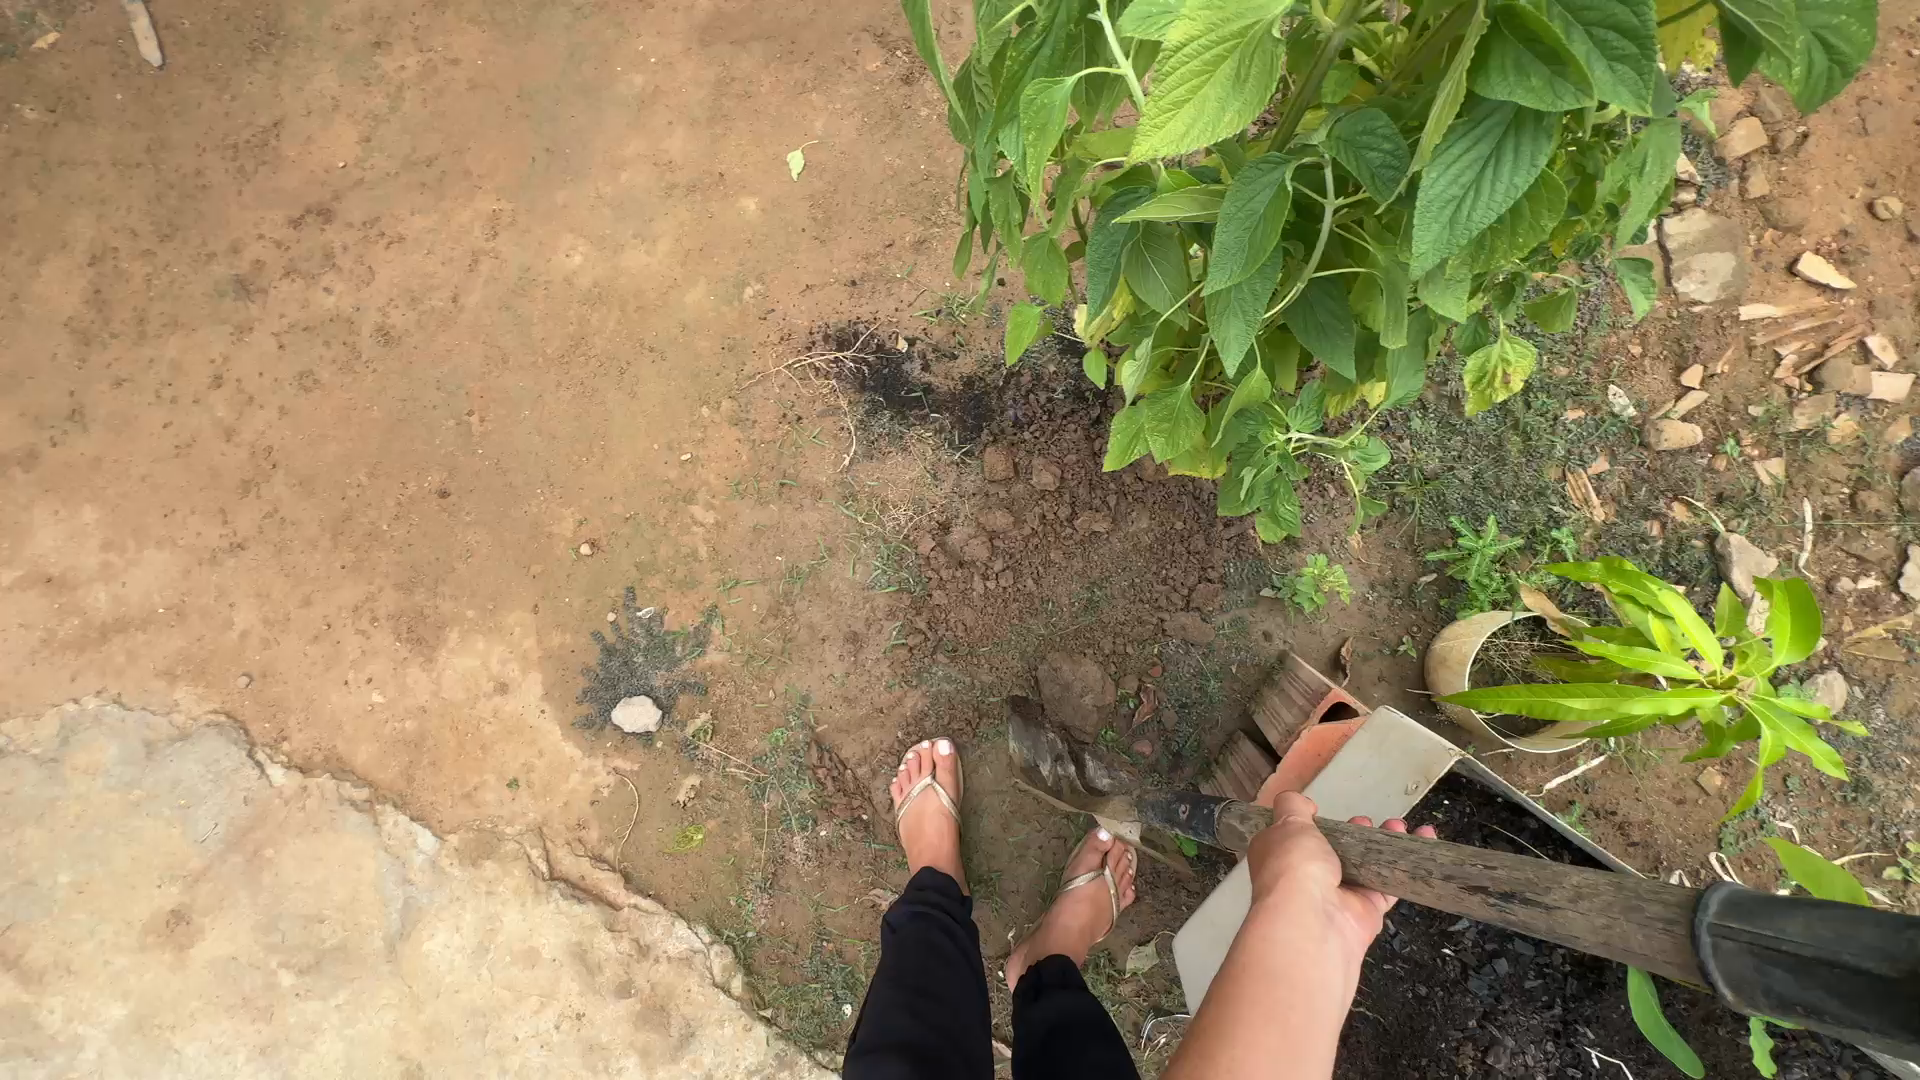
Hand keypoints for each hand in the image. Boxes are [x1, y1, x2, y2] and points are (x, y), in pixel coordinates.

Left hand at [1245, 791, 1437, 961]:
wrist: (1313, 921)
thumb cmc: (1293, 866)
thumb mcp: (1288, 823)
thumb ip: (1292, 806)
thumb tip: (1301, 803)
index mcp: (1277, 853)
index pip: (1292, 836)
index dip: (1310, 823)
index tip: (1324, 812)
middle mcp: (1303, 874)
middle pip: (1333, 849)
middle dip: (1352, 832)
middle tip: (1370, 821)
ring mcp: (1335, 894)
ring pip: (1362, 865)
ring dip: (1382, 845)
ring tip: (1399, 827)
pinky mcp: (1364, 911)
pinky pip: (1387, 886)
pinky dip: (1404, 867)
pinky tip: (1418, 847)